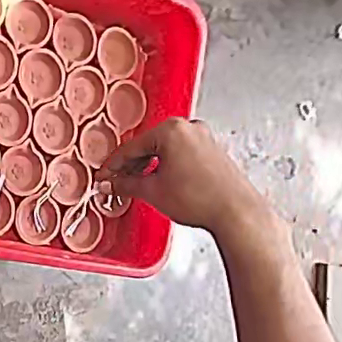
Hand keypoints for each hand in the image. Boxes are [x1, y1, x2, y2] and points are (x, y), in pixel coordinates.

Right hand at [94, 119, 272, 235]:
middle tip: (116, 182)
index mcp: (171, 130)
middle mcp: (189, 128)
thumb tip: (113, 184)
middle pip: (148, 146)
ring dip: (147, 167)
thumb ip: (125, 184)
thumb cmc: (202, 198)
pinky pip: (179, 154)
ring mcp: (203, 138)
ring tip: (136, 185)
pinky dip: (165, 167)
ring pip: (164, 150)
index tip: (105, 176)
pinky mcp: (212, 151)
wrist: (235, 212)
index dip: (113, 166)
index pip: (131, 147)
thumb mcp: (151, 191)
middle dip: (131, 166)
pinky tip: (158, 182)